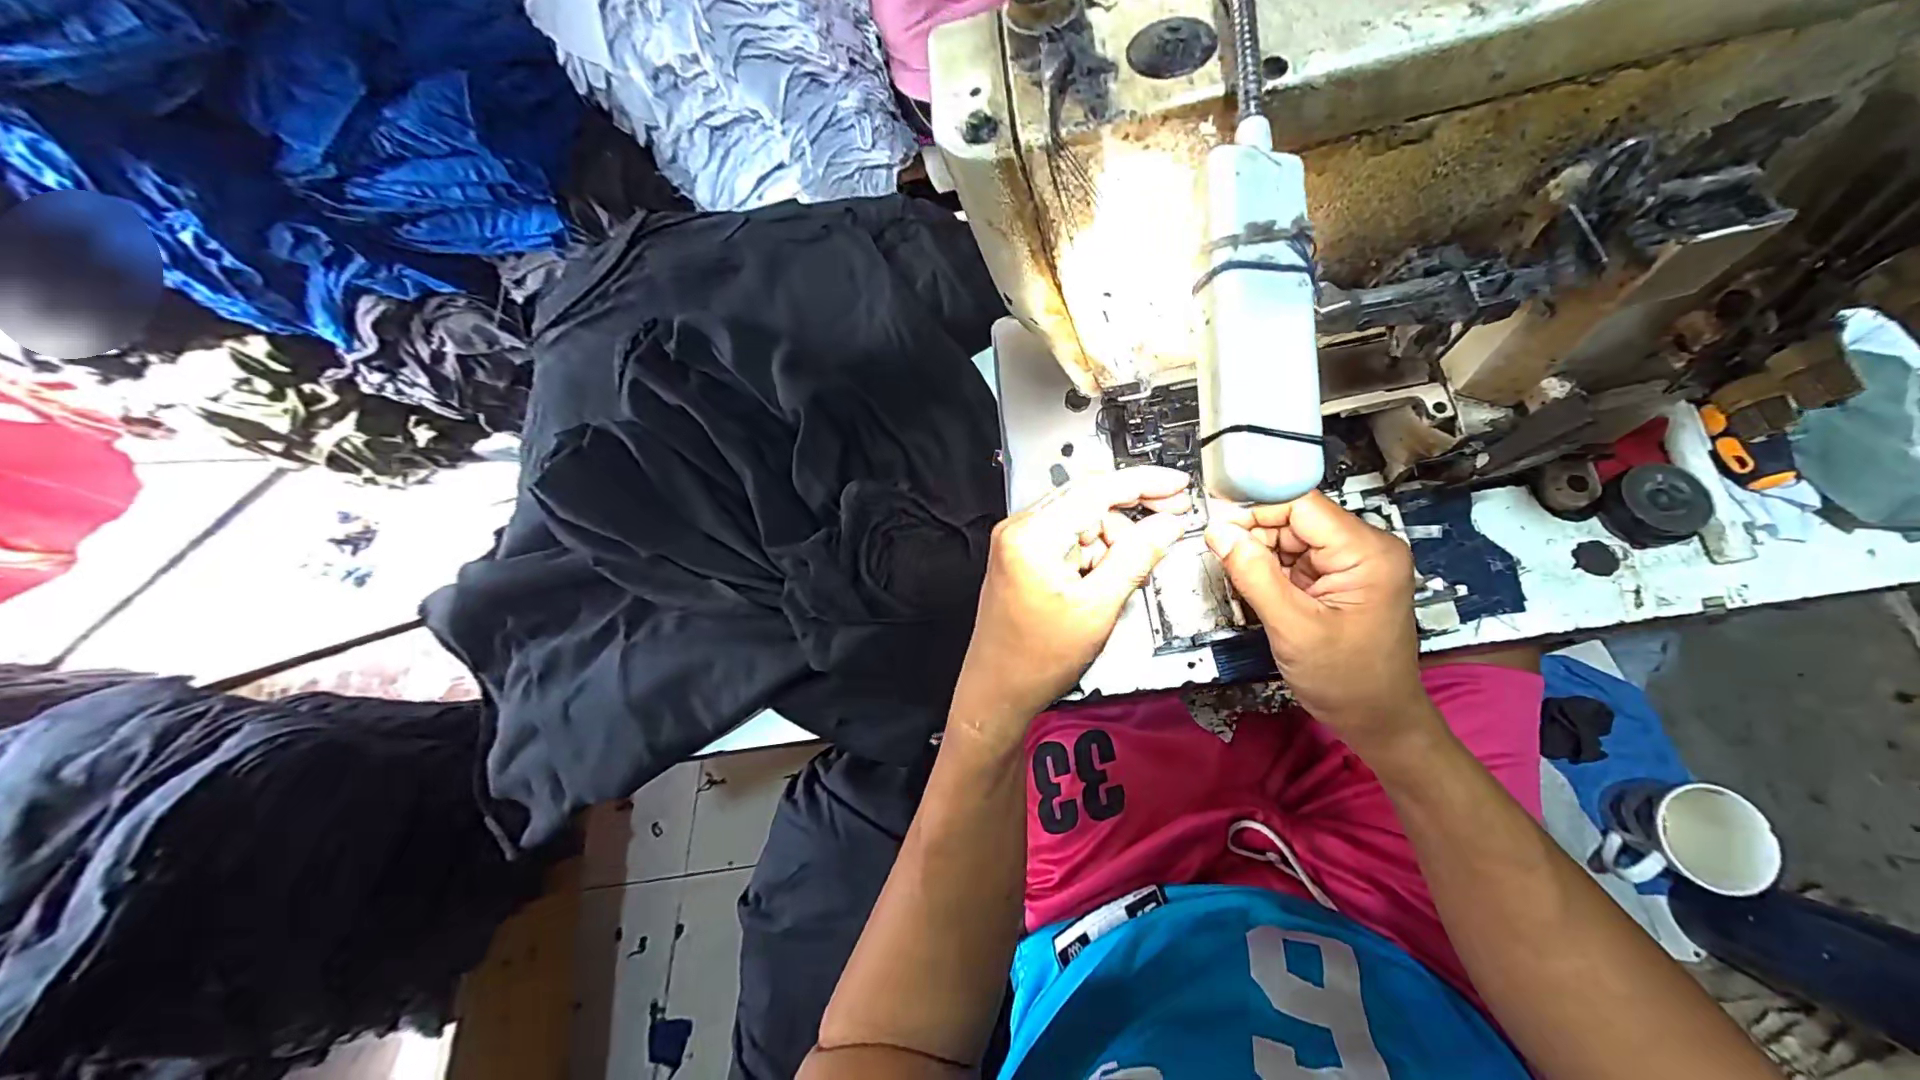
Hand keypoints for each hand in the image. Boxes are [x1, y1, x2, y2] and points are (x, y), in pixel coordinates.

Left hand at [951, 466, 1192, 744]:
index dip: (1144, 483)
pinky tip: (1097, 583)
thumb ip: (1136, 559)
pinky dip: (1091, 554)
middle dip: (1128, 521)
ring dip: (1109, 543)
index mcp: (1031, 536)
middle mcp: (1018, 530)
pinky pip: (1068, 538)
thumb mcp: (1097, 608)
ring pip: (1082, 520)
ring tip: (1112, 584)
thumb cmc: (1032, 659)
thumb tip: (1165, 526)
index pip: (1097, 489)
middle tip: (1163, 530)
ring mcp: (1017, 542)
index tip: (1175, 485)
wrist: (999, 688)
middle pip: (1089, 501)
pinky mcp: (1022, 555)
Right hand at [1204, 490, 1432, 752]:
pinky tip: (1259, 591)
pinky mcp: (1337, 578)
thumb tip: (1219, 532)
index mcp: (1367, 552)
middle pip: (1293, 519)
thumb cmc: (1347, 680)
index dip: (1256, 510)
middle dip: (1254, 537)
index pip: (1302, 505)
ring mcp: (1351, 563)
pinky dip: (1269, 571)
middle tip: (1224, 561)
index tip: (1217, 526)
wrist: (1377, 720)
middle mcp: (1364, 548)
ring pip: (1288, 538)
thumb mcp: (1292, 626)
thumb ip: (1254, 574)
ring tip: (1243, 584)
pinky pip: (1293, 559)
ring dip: (1259, 556)